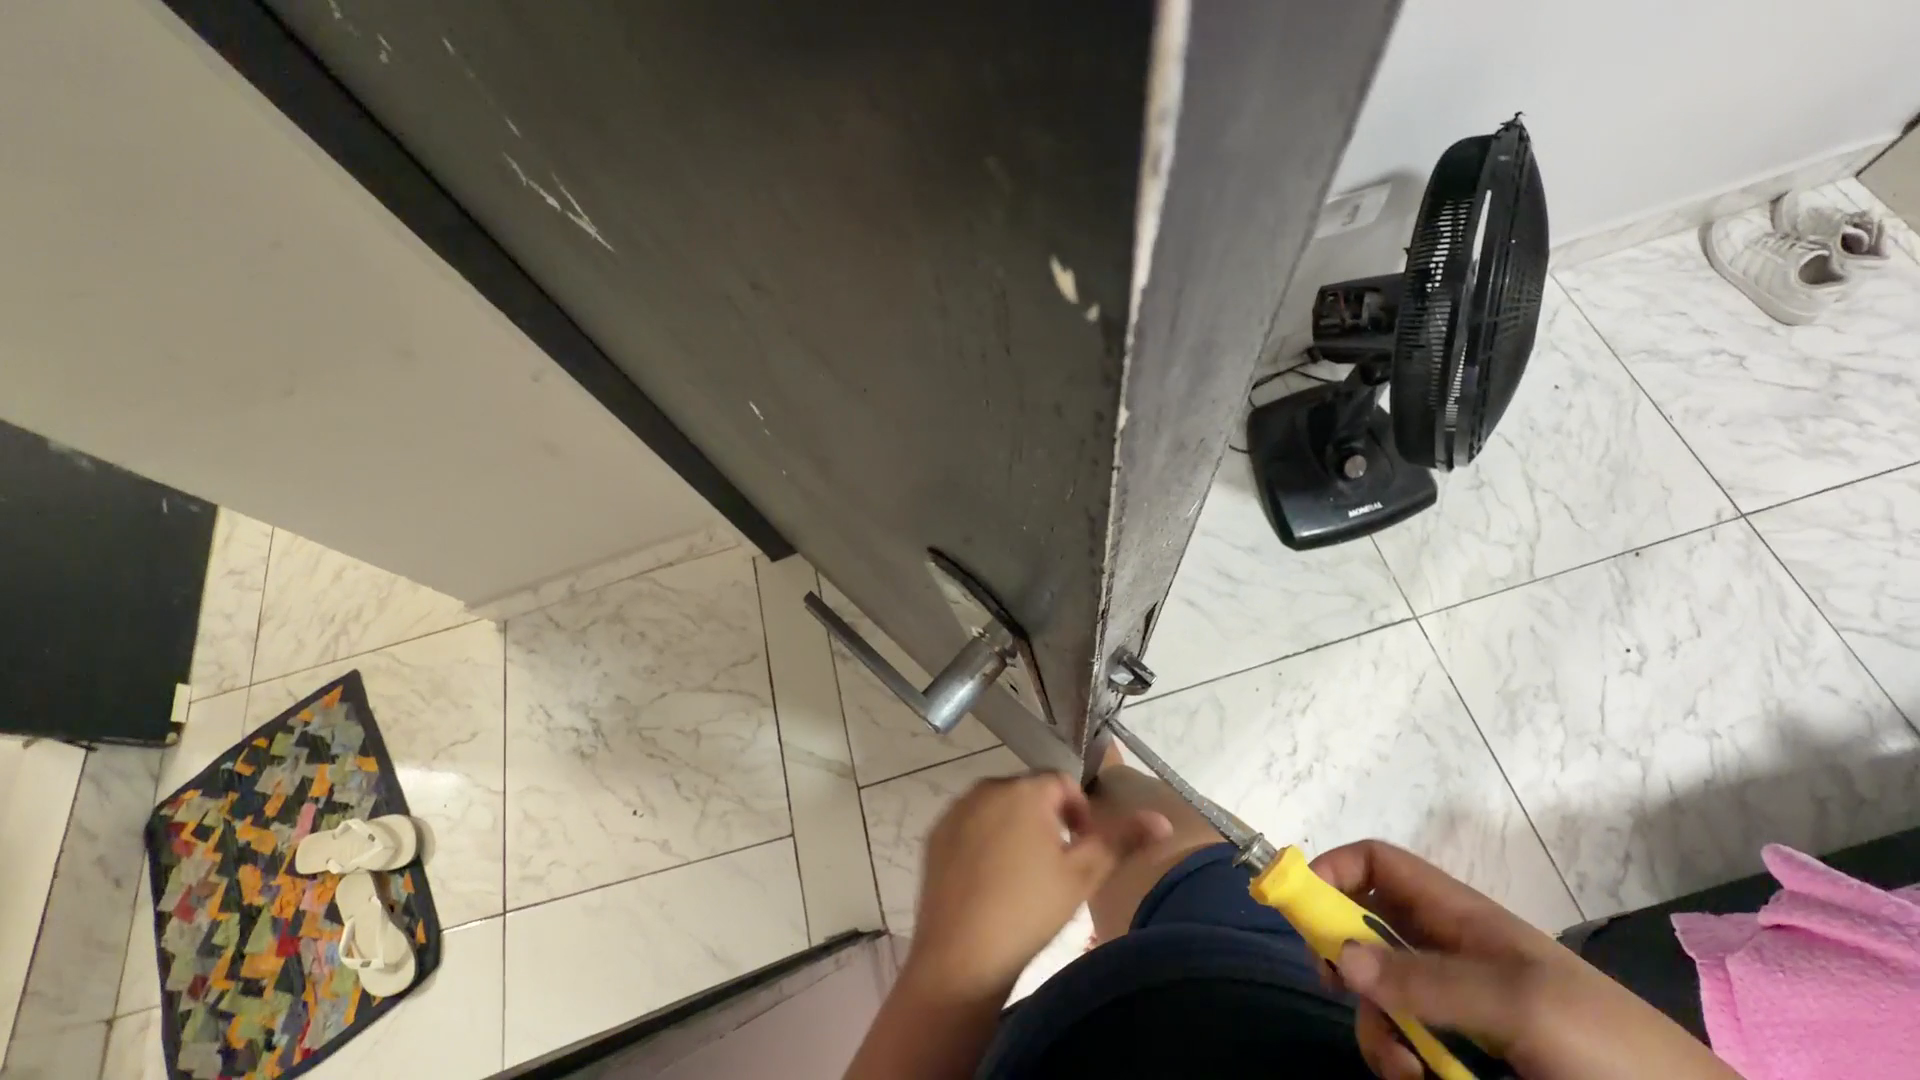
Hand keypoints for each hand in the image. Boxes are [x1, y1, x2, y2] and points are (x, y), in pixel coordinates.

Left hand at [904, 771, 1170, 998]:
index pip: (1062, 783)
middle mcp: (985, 788)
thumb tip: (1162, 819)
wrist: (961, 956)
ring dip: (1016, 828)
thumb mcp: (1084, 875)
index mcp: (1024, 790)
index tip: (1082, 849)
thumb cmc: (1029, 910)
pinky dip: (984, 841)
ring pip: (997, 808)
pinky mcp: (934, 835)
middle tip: (1057, 864)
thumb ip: (1122, 840)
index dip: (1080, 813)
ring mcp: (954, 811)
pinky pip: (970, 826)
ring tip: (1026, 875)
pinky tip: (992, 881)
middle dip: (1048, 818)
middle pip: (1028, 793)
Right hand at [1311, 840, 1739, 1079]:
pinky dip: (1399, 1065)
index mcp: (1461, 919)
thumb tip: (1339, 960)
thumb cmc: (1607, 1048)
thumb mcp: (1520, 1005)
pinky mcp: (1461, 1060)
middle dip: (1340, 958)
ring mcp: (1454, 1010)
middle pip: (1363, 932)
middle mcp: (1447, 955)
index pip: (1379, 865)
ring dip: (1376, 1030)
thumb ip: (1427, 980)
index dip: (1334, 870)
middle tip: (1333, 987)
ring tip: (1409, 1071)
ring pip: (1377, 999)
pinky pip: (1403, 1048)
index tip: (1301, 905)